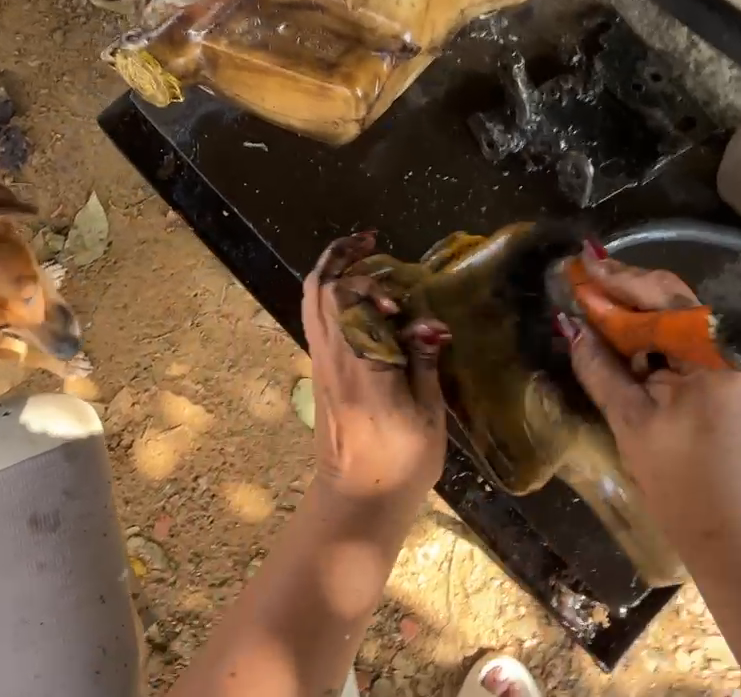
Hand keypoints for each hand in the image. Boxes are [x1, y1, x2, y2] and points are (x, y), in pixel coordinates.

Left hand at [301, 234, 448, 508]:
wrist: (357, 500)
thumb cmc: (402, 462)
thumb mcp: (429, 414)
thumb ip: (425, 362)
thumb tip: (430, 322)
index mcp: (362, 365)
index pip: (348, 300)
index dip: (369, 284)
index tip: (397, 299)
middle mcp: (332, 356)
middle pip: (319, 289)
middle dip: (341, 256)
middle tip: (371, 241)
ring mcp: (320, 362)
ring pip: (311, 300)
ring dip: (332, 270)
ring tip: (363, 256)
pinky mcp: (318, 371)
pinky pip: (315, 318)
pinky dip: (330, 294)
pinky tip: (358, 294)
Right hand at [563, 255, 740, 548]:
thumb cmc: (687, 486)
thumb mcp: (632, 421)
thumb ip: (599, 365)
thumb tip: (569, 324)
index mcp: (726, 351)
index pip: (662, 296)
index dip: (614, 281)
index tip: (578, 265)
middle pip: (678, 303)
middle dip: (627, 296)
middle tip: (583, 285)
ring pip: (690, 321)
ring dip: (645, 319)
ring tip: (599, 316)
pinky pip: (707, 344)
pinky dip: (669, 342)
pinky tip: (635, 345)